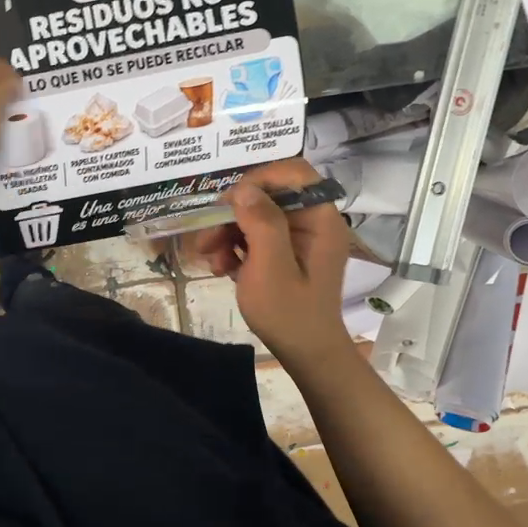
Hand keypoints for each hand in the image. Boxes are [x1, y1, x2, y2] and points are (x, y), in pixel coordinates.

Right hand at [191, 158, 352, 363]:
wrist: (304, 353)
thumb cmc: (289, 313)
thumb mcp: (270, 268)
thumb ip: (262, 224)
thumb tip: (243, 189)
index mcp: (320, 220)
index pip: (294, 173)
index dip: (259, 179)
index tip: (229, 202)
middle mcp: (312, 222)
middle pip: (267, 195)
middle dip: (232, 214)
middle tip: (207, 240)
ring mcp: (298, 238)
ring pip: (255, 215)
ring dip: (226, 233)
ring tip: (211, 260)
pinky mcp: (284, 253)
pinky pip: (254, 235)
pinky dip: (234, 247)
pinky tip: (223, 268)